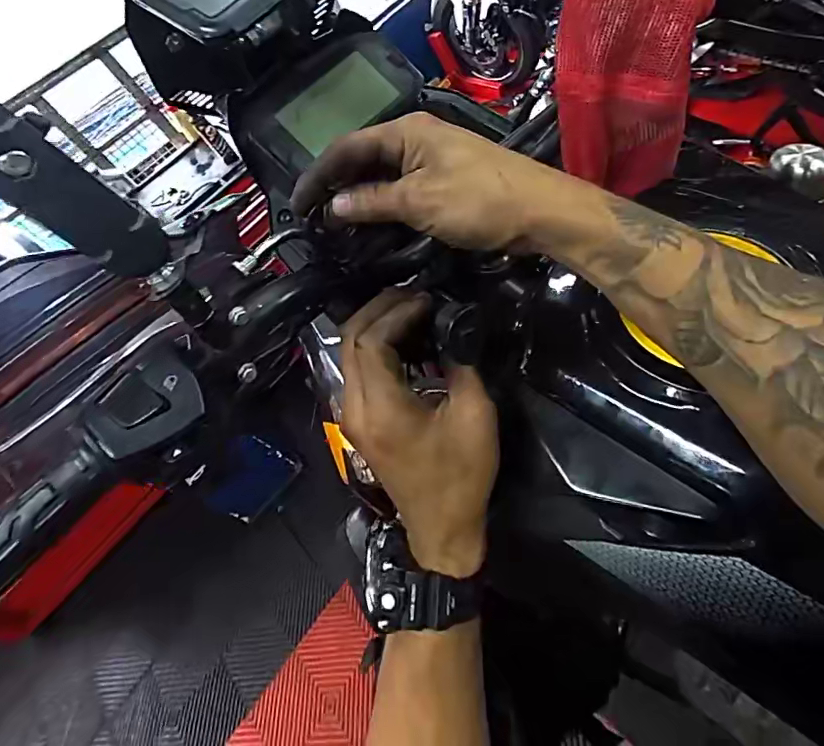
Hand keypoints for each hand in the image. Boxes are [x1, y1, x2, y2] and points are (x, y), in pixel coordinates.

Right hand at [291, 112, 593, 252]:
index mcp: (407, 131)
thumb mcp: (420, 201)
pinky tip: (373, 227)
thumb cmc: (481, 200)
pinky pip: (406, 190)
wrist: (543, 212)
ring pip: (385, 177)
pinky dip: (386, 207)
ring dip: (361, 200)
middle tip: (314, 219)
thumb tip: (333, 206)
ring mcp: (435, 160)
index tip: (297, 204)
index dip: (318, 174)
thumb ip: (372, 202)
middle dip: (337, 187)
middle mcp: (418, 139)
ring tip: (336, 228)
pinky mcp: (449, 182)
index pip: (348, 147)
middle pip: (365, 159)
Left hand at [339, 288, 497, 576]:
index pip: (371, 341)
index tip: (427, 301)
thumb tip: (454, 325)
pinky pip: (356, 369)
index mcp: (381, 408)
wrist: (442, 528)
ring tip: (412, 309)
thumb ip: (461, 363)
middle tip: (414, 294)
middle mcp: (354, 408)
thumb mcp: (474, 415)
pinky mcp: (358, 420)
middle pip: (350, 339)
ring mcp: (351, 415)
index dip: (398, 313)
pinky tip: (405, 338)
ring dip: (376, 324)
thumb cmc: (462, 475)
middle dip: (380, 309)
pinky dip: (375, 345)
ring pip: (348, 352)